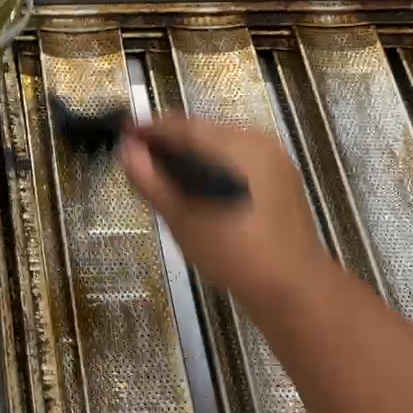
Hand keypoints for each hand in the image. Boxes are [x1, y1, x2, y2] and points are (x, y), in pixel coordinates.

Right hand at [119, 118, 334, 312]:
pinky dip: (214, 168)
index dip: (147, 130)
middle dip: (169, 145)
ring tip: (166, 184)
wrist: (291, 285)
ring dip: (190, 157)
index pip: (180, 126)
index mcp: (232, 145)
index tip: (122, 136)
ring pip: (219, 146)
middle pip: (201, 132)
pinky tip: (200, 194)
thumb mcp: (182, 218)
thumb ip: (151, 180)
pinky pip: (238, 161)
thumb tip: (127, 150)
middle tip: (140, 166)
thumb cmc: (232, 252)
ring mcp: (273, 157)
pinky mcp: (281, 176)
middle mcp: (255, 140)